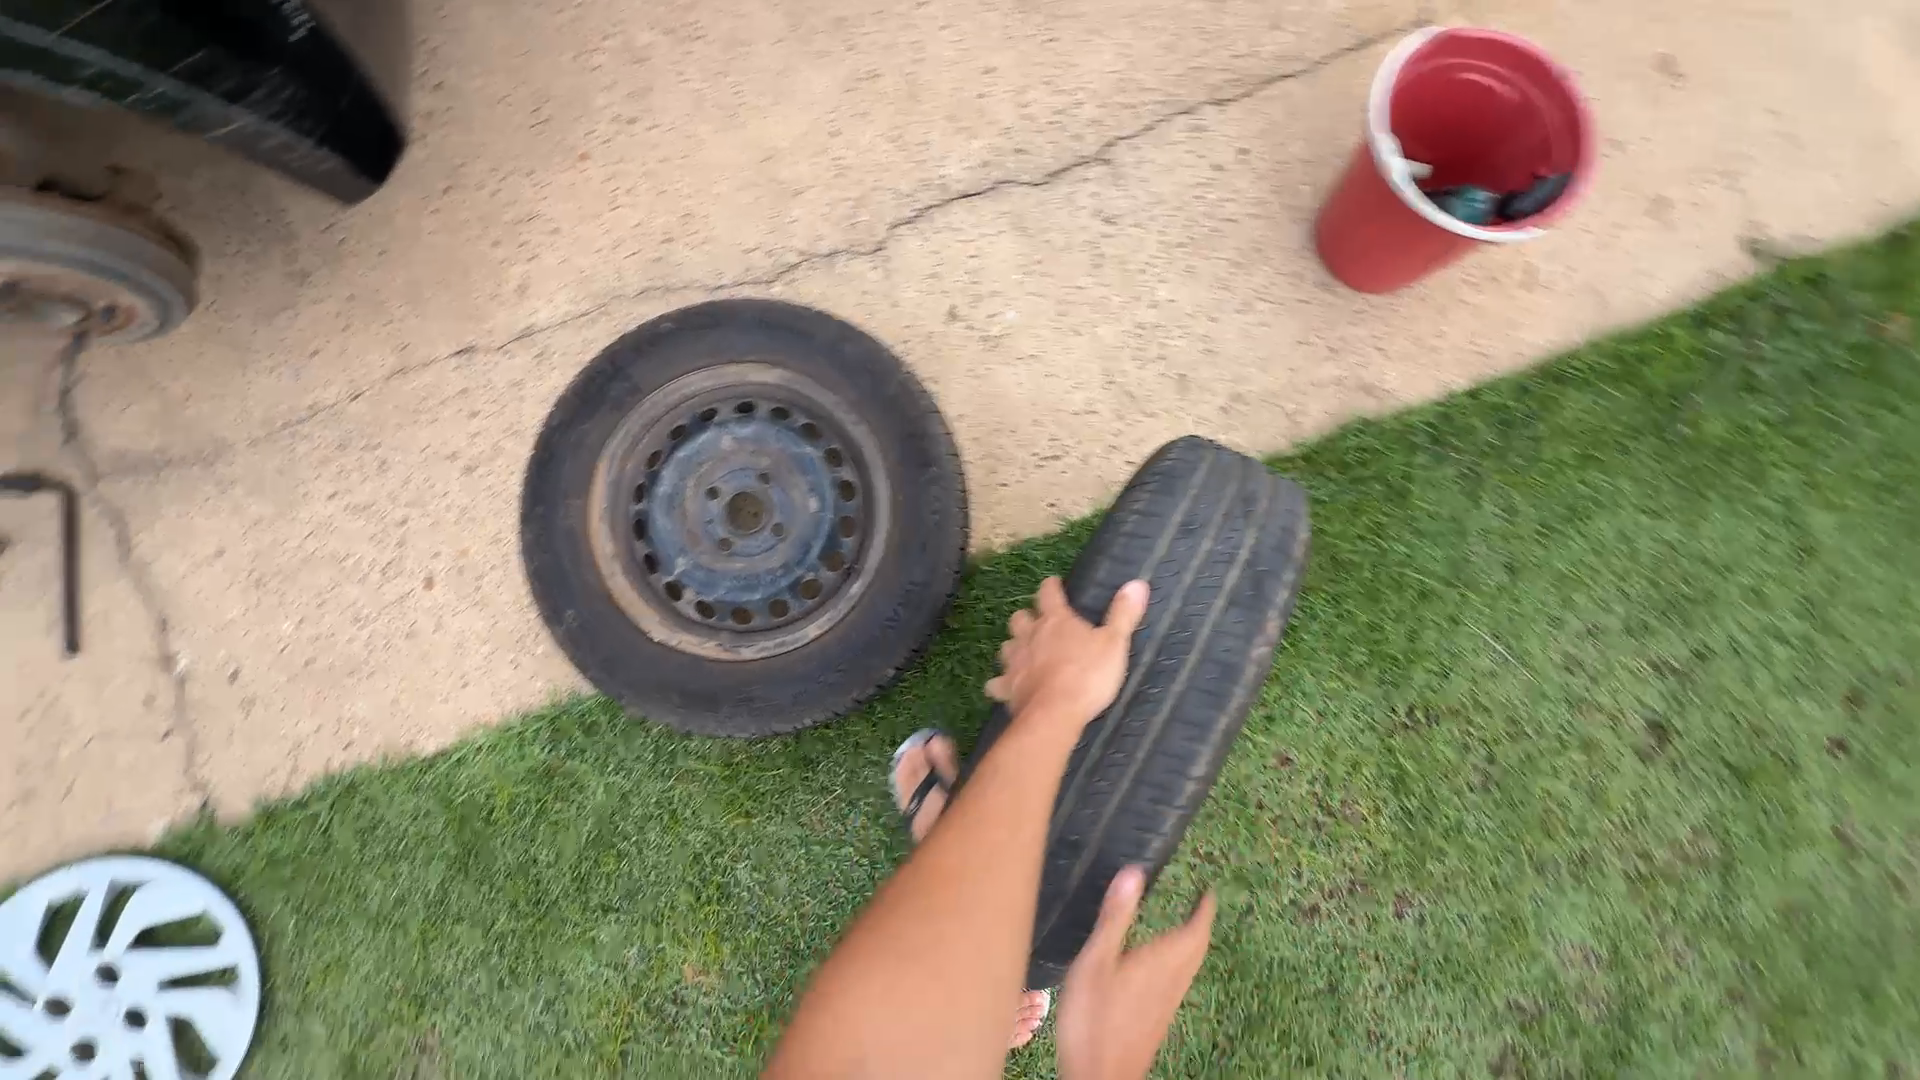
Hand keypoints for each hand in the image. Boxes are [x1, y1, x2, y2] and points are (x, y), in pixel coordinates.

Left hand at [985, 577, 1148, 726]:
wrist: (1056, 713)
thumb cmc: (1088, 675)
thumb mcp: (1114, 643)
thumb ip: (1123, 614)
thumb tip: (1137, 583)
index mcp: (1056, 621)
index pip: (1048, 593)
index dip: (1051, 586)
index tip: (1054, 584)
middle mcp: (1030, 635)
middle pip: (1019, 617)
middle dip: (1027, 617)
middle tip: (1037, 623)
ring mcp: (1015, 661)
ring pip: (1006, 646)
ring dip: (1013, 646)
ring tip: (1022, 653)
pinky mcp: (1007, 687)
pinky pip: (996, 683)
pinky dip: (999, 684)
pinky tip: (1003, 687)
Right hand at [1056, 866, 1215, 1079]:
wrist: (1099, 1077)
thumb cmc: (1094, 1018)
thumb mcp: (1096, 960)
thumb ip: (1115, 918)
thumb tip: (1134, 873)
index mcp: (1159, 963)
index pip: (1194, 932)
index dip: (1204, 911)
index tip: (1208, 892)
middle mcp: (1169, 982)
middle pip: (1196, 950)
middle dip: (1201, 926)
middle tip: (1200, 905)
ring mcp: (1164, 1004)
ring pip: (1189, 967)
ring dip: (1192, 944)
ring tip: (1185, 926)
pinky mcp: (1155, 1020)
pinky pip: (1177, 981)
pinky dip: (1178, 962)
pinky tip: (1160, 966)